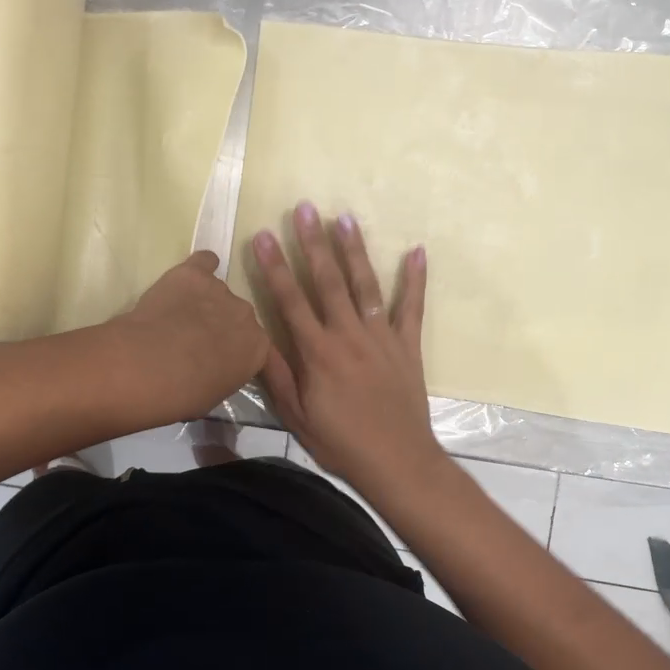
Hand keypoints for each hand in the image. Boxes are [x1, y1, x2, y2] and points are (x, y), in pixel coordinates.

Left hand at [109, 251, 270, 423]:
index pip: (252, 346)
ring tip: (175, 316)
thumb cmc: (183, 393)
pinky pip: (203, 262)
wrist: (151, 365)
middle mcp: (246, 315)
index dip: (231, 351)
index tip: (214, 359)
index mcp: (257, 348)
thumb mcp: (213, 395)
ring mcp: (220, 290)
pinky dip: (198, 267)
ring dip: (201, 302)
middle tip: (192, 338)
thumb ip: (222, 375)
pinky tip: (188, 276)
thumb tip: (213, 370)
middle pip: (235, 315)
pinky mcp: (193, 274)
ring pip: (215, 292)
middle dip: (218, 325)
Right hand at [251, 202, 440, 487]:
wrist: (396, 460)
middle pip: (327, 281)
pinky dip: (415, 279)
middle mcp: (348, 335)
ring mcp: (381, 337)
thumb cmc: (338, 441)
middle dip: (313, 243)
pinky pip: (412, 307)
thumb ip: (276, 371)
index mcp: (317, 352)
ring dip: (354, 250)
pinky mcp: (407, 346)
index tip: (264, 236)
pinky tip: (415, 251)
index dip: (275, 267)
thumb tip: (253, 336)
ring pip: (365, 285)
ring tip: (344, 217)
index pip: (290, 300)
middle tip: (304, 209)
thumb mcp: (294, 412)